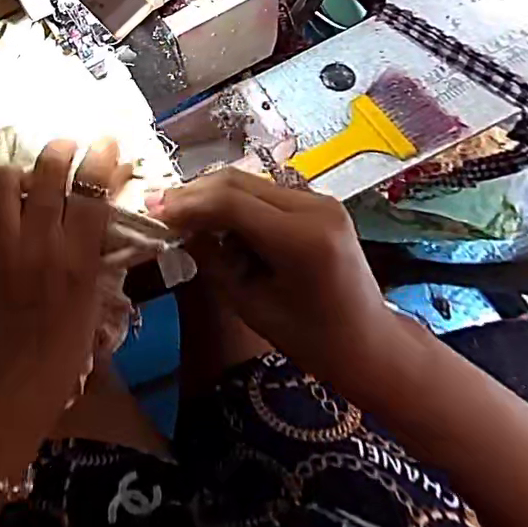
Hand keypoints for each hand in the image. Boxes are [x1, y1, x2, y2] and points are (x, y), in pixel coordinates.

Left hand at [0, 140, 124, 476]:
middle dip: (59, 149)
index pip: (93, 193)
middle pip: (47, 174)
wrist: (4, 394)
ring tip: (20, 180)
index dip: (101, 158)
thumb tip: (99, 217)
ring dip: (14, 173)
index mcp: (76, 261)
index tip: (104, 141)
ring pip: (1, 182)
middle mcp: (37, 246)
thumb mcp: (93, 305)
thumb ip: (96, 257)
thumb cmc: (60, 356)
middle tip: (64, 148)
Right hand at [151, 168, 429, 393]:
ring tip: (184, 216)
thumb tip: (179, 227)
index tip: (153, 210)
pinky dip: (236, 202)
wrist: (373, 345)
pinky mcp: (318, 201)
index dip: (187, 203)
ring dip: (213, 195)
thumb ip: (213, 260)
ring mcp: (319, 199)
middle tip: (160, 208)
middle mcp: (314, 207)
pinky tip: (219, 222)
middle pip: (238, 181)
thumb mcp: (251, 306)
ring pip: (249, 181)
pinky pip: (264, 192)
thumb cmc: (313, 342)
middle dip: (194, 193)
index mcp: (303, 240)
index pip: (231, 203)